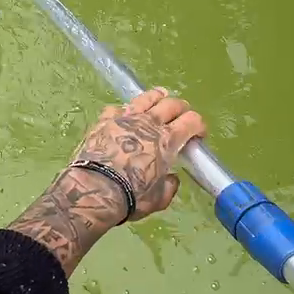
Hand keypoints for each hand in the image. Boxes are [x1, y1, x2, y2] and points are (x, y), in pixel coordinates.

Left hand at [65, 87, 206, 221]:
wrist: (95, 188)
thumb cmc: (132, 196)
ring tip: (161, 95)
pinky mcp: (104, 120)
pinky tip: (125, 113)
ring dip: (156, 96)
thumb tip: (171, 179)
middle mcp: (148, 123)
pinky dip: (125, 110)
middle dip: (181, 108)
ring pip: (145, 98)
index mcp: (167, 140)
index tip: (199, 133)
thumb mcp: (160, 198)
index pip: (192, 121)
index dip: (199, 125)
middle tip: (182, 114)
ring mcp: (125, 118)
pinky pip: (117, 108)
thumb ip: (169, 185)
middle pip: (171, 104)